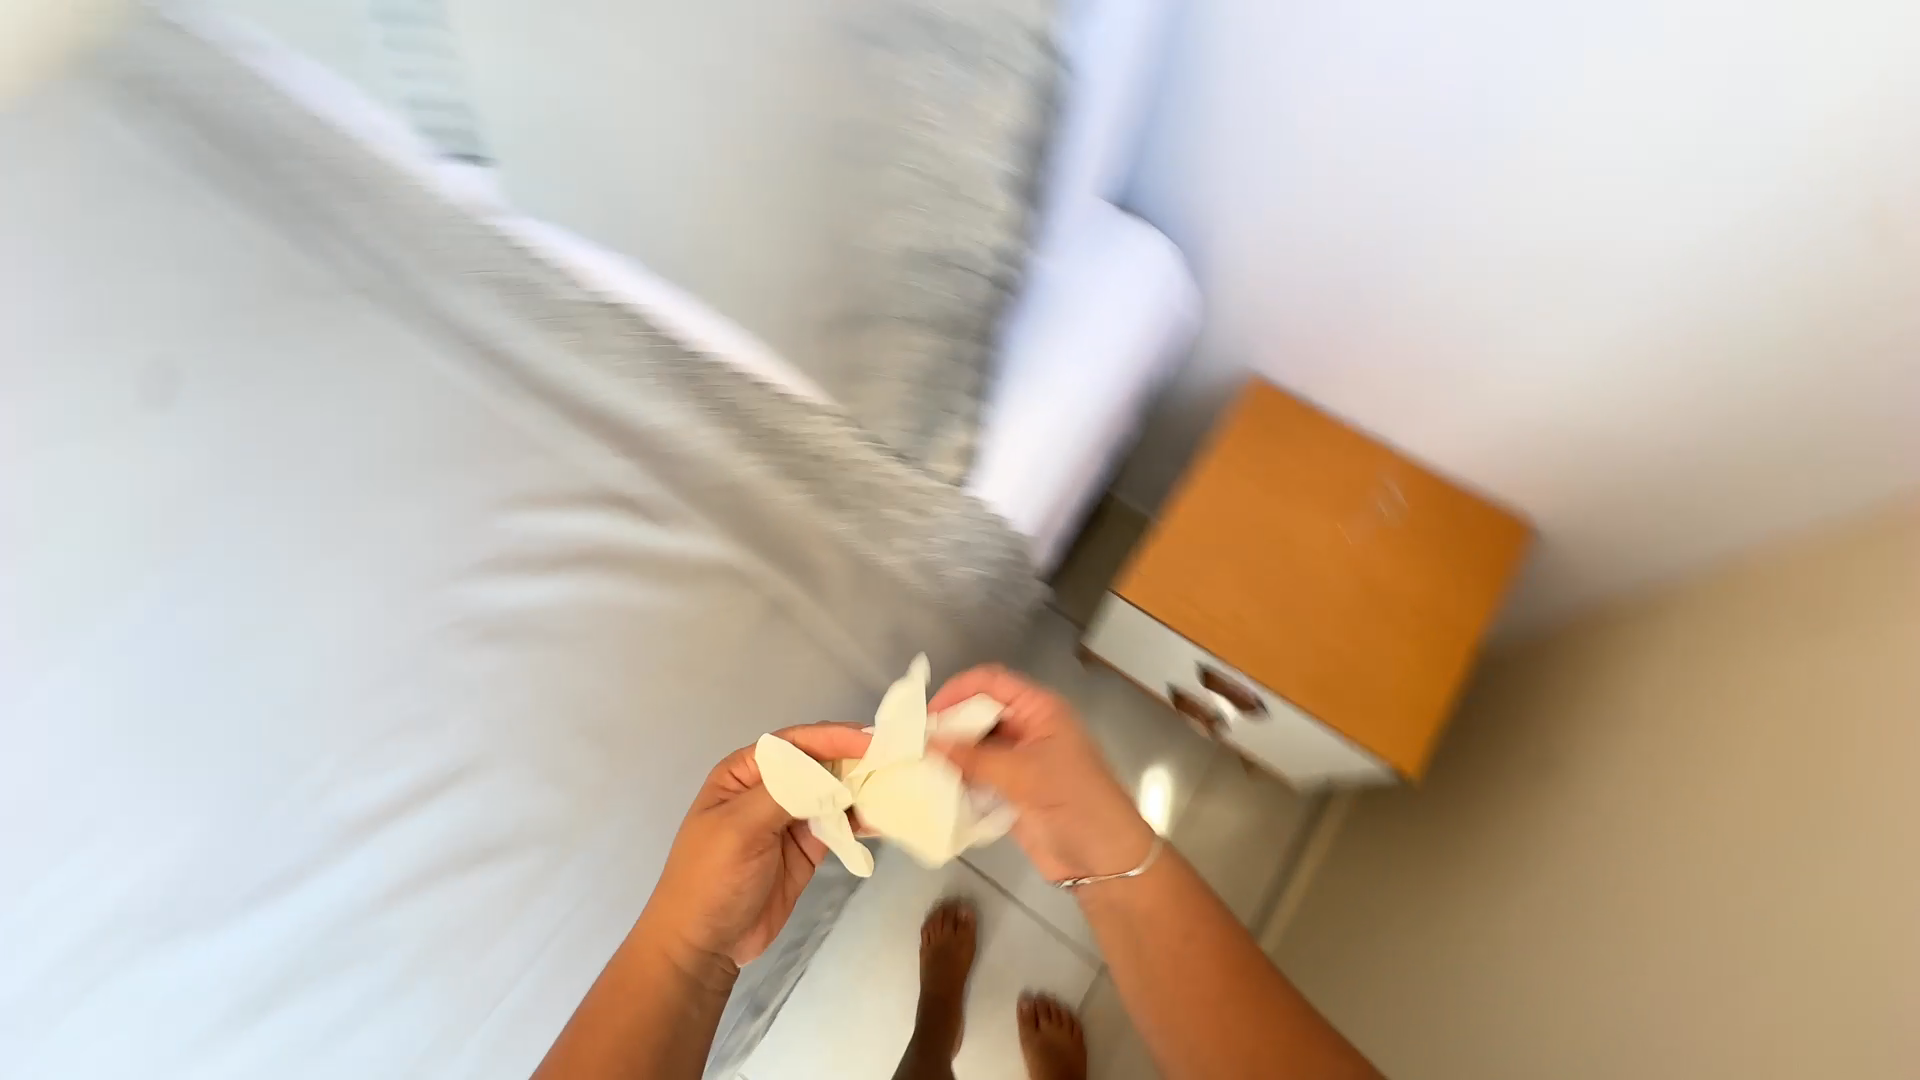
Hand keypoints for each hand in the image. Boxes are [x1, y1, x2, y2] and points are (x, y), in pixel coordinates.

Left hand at [638, 723, 871, 973]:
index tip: (870, 740)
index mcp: (744, 773)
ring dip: (861, 788)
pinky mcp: (808, 847)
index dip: (833, 737)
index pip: (795, 743)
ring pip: (833, 792)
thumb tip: (833, 776)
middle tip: (893, 759)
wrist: (703, 947)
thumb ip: (785, 794)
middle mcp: (770, 788)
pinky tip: (882, 817)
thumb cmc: (710, 879)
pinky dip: (860, 819)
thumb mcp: (740, 828)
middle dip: (853, 759)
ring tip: (895, 785)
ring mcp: (790, 818)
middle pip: (819, 763)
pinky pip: (839, 823)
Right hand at [931, 666, 1155, 883]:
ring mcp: (1019, 761)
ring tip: (918, 767)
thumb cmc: (1075, 802)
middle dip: (949, 725)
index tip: (928, 714)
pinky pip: (977, 777)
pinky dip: (957, 780)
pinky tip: (934, 788)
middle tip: (915, 745)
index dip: (958, 691)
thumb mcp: (1025, 774)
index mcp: (1039, 710)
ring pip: (976, 746)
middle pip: (980, 713)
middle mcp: (1028, 729)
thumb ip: (975, 758)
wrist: (1104, 860)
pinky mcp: (1011, 791)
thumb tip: (929, 742)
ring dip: (950, 755)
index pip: (992, 682)